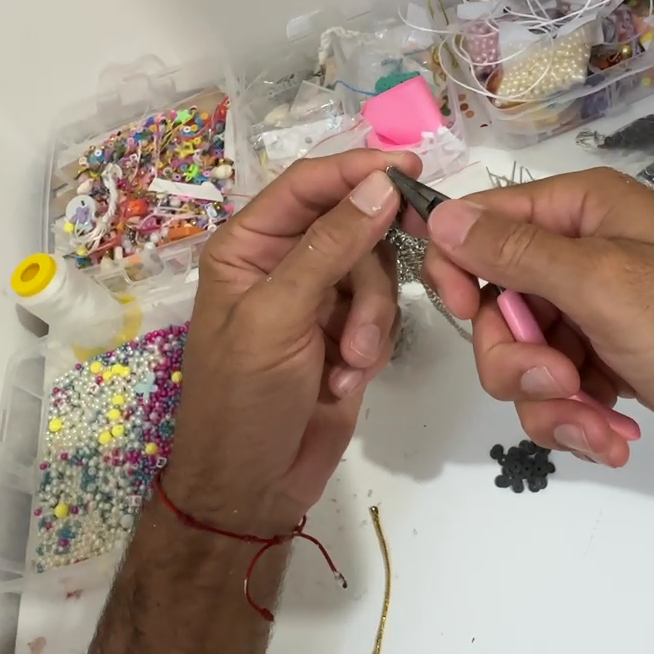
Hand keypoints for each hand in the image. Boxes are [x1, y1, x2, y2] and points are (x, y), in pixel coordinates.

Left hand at [168, 150, 420, 530]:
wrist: (254, 487)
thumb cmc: (243, 398)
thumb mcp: (278, 317)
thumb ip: (330, 247)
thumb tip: (381, 183)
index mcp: (250, 245)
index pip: (308, 186)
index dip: (357, 169)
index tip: (411, 167)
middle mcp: (286, 262)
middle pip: (355, 227)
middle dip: (372, 270)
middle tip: (410, 276)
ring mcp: (320, 300)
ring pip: (376, 275)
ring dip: (372, 321)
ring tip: (353, 362)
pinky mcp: (348, 334)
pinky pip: (383, 315)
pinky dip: (374, 345)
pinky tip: (348, 379)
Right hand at [420, 168, 653, 469]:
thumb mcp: (606, 283)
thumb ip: (518, 253)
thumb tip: (442, 216)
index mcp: (580, 213)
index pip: (481, 224)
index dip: (459, 267)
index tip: (462, 309)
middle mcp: (582, 257)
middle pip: (496, 306)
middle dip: (516, 358)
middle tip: (559, 382)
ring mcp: (597, 313)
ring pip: (523, 358)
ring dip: (551, 401)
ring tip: (599, 425)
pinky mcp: (612, 362)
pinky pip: (559, 390)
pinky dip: (577, 419)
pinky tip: (614, 438)